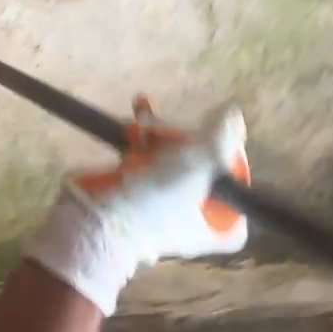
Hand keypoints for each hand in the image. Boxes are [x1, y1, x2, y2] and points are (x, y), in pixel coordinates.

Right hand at [20, 98, 248, 315]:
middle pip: (201, 165)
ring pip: (170, 156)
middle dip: (182, 138)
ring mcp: (163, 198)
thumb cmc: (156, 199)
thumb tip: (235, 114)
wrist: (97, 216)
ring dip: (158, 129)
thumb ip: (218, 140)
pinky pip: (145, 154)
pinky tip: (138, 105)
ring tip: (144, 107)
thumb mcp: (194, 166)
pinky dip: (141, 132)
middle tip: (167, 128)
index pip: (235, 188)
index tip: (215, 139)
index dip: (229, 161)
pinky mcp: (135, 183)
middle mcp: (195, 214)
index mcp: (220, 226)